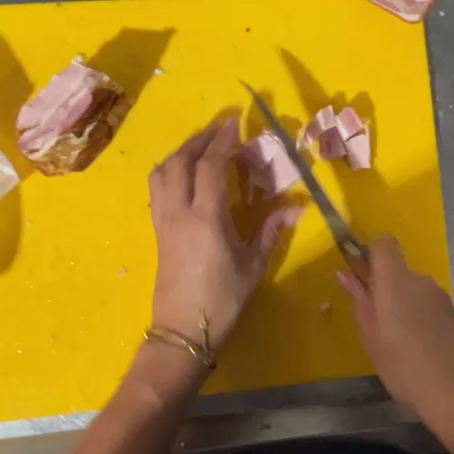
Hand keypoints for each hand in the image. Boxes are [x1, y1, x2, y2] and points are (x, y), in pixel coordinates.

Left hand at [147, 112, 299, 351]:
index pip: (211, 166)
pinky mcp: (157, 231)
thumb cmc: (223, 299)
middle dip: (200, 139)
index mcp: (207, 217)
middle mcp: (180, 212)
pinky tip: (187, 174)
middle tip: (220, 128)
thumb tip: (295, 207)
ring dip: (181, 151)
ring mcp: (164, 220)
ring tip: (202, 146)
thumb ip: (271, 230)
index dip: (223, 140)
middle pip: (181, 161)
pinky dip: (170, 170)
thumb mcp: (253, 265)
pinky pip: (158, 188)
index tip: (235, 122)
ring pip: (163, 171)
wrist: (183, 331)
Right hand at [337, 237, 453, 446]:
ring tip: (394, 341)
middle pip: (397, 268)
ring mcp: (441, 296)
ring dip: (400, 304)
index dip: (369, 252)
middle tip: (371, 320)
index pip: (384, 243)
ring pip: (412, 288)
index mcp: (396, 282)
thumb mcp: (372, 338)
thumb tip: (346, 273)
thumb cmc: (406, 369)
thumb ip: (360, 301)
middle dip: (381, 286)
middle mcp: (421, 281)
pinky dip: (417, 316)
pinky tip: (416, 348)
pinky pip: (427, 304)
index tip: (358, 276)